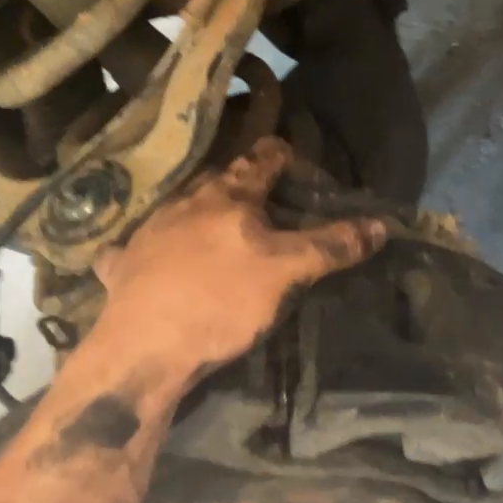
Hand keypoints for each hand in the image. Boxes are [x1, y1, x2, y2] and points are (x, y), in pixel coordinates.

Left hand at [89, 136, 388, 374]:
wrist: (143, 351)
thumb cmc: (221, 300)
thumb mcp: (287, 272)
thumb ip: (331, 245)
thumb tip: (380, 223)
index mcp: (227, 198)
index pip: (259, 162)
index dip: (278, 154)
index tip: (290, 151)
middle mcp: (184, 205)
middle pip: (219, 182)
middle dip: (240, 182)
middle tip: (263, 194)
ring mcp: (147, 235)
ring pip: (178, 209)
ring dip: (197, 210)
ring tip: (214, 221)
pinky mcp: (122, 268)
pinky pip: (133, 249)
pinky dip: (144, 247)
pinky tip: (145, 256)